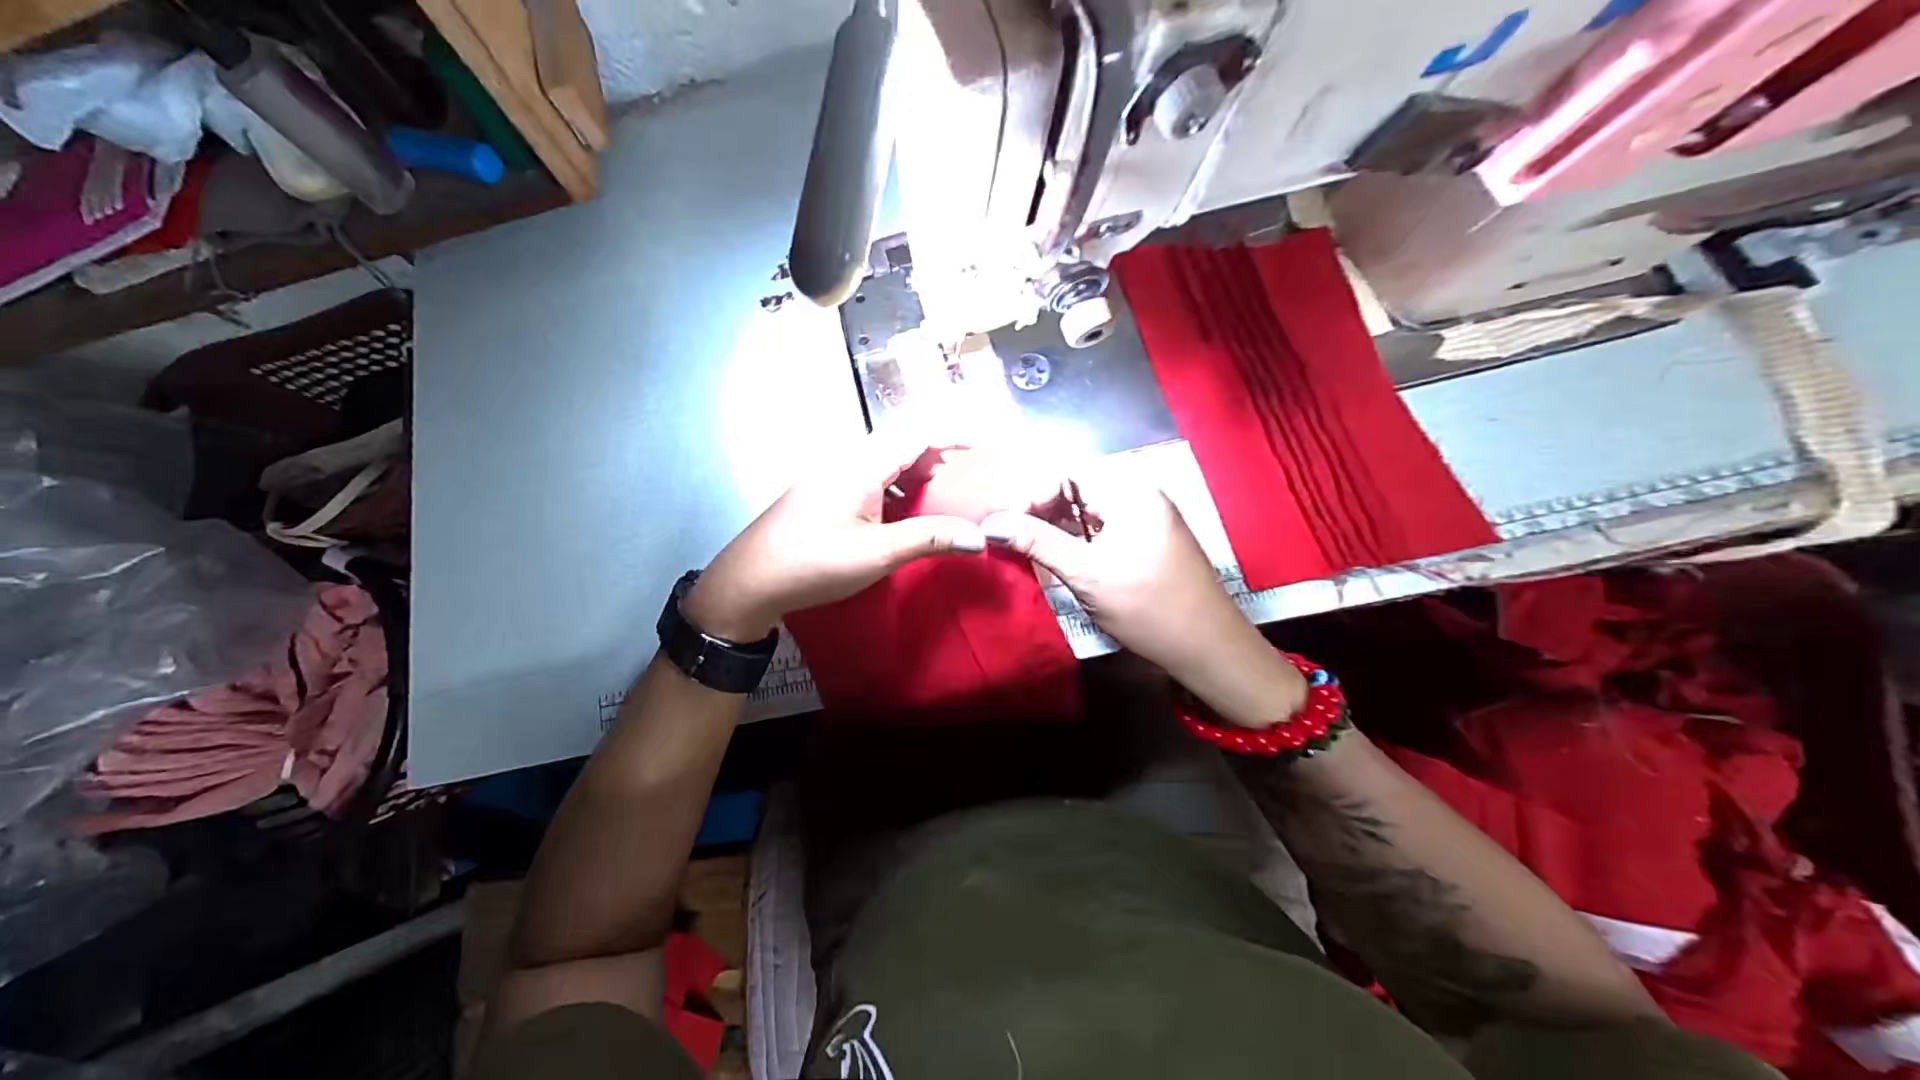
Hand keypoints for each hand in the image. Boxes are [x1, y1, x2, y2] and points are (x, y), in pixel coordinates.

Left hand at [686, 434, 987, 640]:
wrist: (750, 582)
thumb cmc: (812, 564)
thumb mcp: (877, 555)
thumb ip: (929, 539)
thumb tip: (980, 538)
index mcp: (862, 463)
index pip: (921, 429)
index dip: (960, 430)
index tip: (991, 443)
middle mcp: (849, 458)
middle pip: (908, 439)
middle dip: (946, 453)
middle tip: (978, 475)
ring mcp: (836, 473)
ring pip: (891, 459)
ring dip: (924, 473)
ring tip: (953, 496)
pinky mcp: (830, 491)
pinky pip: (876, 476)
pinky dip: (903, 488)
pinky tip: (913, 513)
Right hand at [980, 468, 1304, 727]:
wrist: (1210, 648)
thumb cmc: (1149, 609)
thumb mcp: (1086, 575)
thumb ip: (1037, 543)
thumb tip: (991, 523)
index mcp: (1131, 491)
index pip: (1068, 469)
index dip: (1033, 492)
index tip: (1009, 524)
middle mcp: (1142, 494)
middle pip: (1079, 485)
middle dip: (1043, 508)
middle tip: (1017, 538)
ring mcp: (1148, 516)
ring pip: (1090, 507)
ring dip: (1059, 524)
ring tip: (1033, 549)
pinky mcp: (1149, 539)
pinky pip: (1105, 524)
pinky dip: (1080, 536)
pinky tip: (1063, 557)